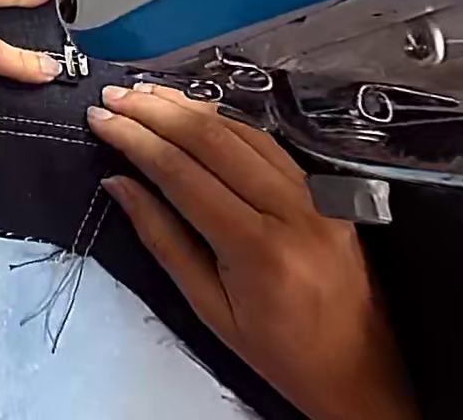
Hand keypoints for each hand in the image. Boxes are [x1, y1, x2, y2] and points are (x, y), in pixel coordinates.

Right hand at [88, 83, 416, 419]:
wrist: (361, 370)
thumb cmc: (278, 352)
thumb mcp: (209, 309)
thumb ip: (161, 238)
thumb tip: (118, 181)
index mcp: (257, 249)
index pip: (181, 173)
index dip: (135, 139)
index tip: (100, 119)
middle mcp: (289, 208)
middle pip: (208, 137)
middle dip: (153, 110)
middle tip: (114, 96)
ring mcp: (311, 190)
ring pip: (236, 126)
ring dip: (184, 103)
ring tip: (143, 92)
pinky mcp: (322, 183)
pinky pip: (262, 136)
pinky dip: (220, 115)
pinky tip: (191, 106)